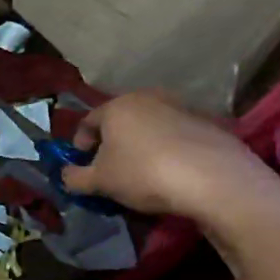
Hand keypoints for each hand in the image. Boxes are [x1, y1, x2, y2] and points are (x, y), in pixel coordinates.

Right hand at [60, 90, 279, 223]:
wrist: (212, 178)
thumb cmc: (143, 174)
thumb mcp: (99, 182)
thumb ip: (75, 178)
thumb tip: (66, 175)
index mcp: (116, 106)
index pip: (86, 122)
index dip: (79, 146)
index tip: (82, 167)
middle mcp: (147, 97)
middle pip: (119, 121)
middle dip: (110, 144)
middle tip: (110, 171)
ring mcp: (179, 106)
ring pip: (147, 126)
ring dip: (139, 146)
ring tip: (142, 173)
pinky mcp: (206, 121)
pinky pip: (174, 135)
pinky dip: (166, 149)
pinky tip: (170, 172)